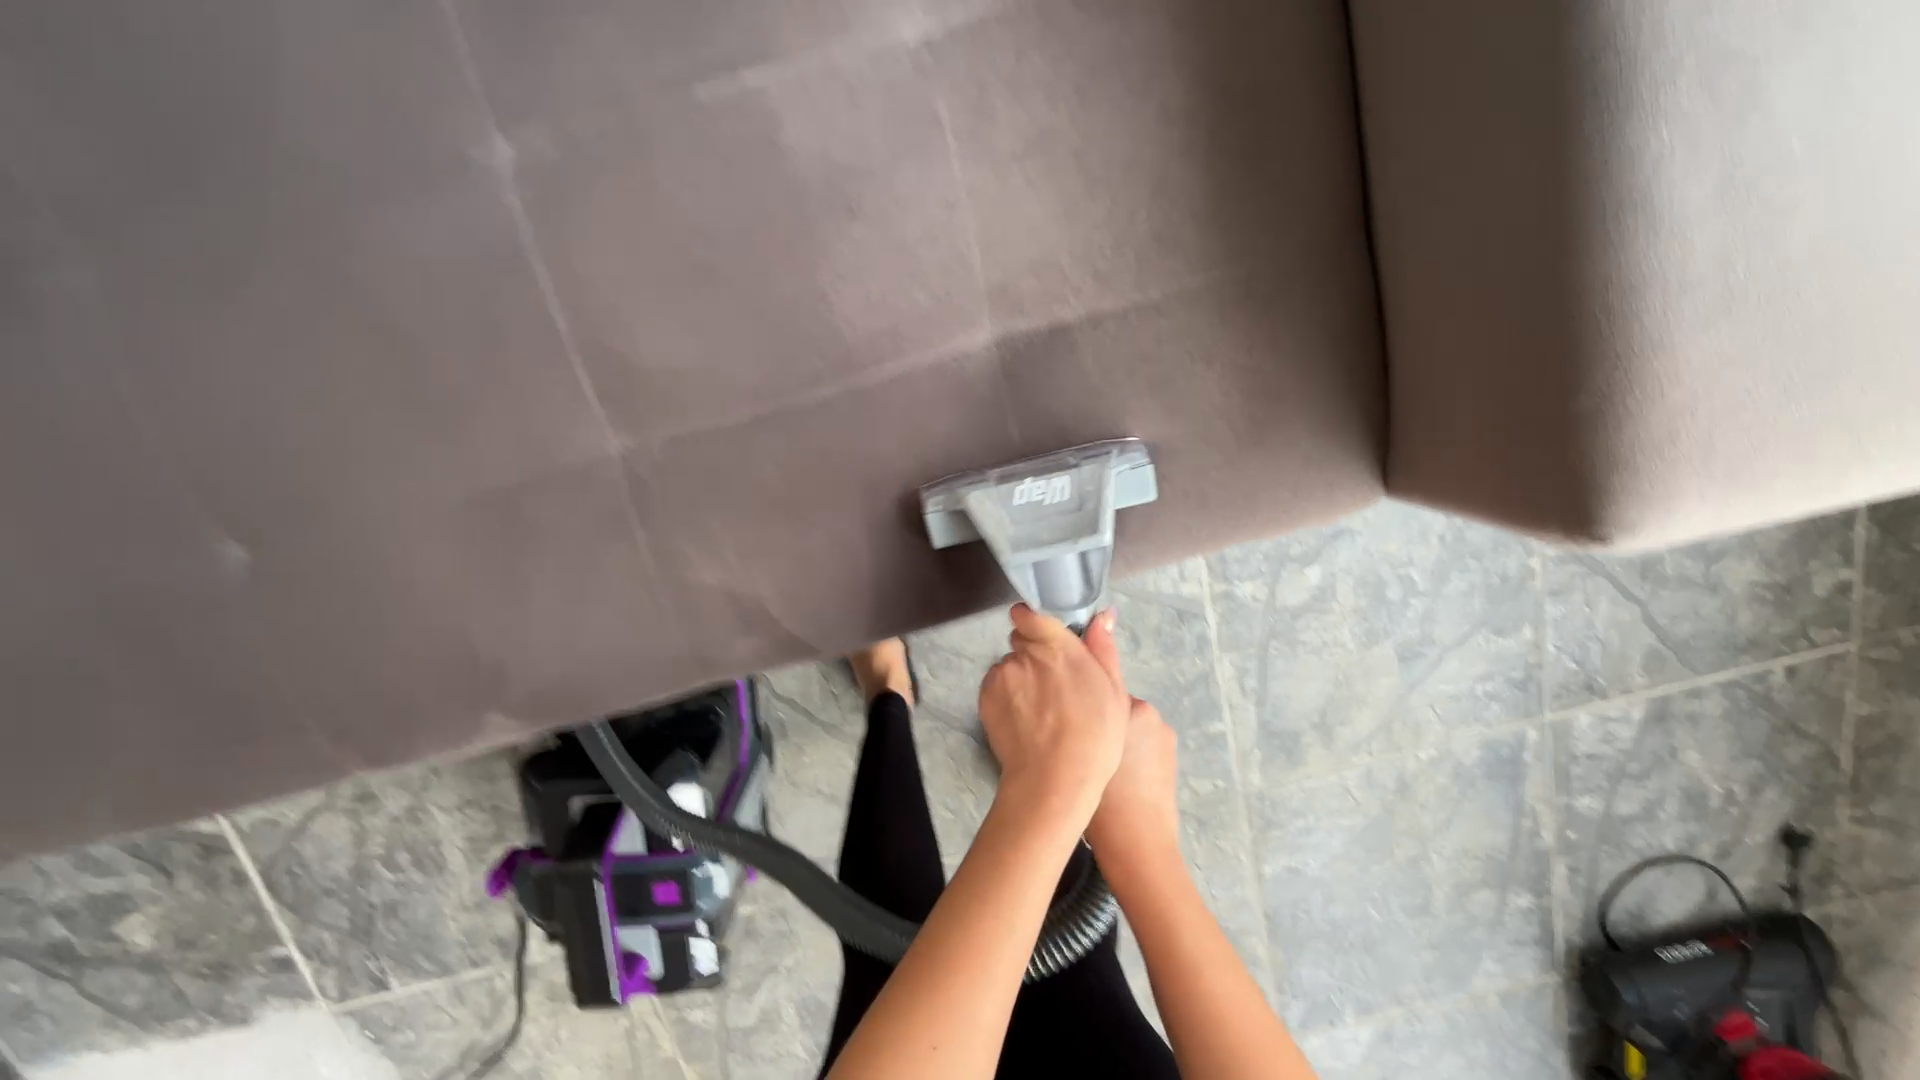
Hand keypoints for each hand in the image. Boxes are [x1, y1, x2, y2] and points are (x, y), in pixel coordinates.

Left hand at [978, 605, 1130, 824]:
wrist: (1055, 779)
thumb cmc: (1095, 737)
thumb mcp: (1113, 690)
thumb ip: (1103, 647)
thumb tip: (1103, 615)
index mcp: (1058, 646)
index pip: (1029, 615)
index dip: (1033, 622)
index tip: (1042, 633)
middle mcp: (1025, 653)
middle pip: (1021, 641)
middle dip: (1034, 654)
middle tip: (1054, 685)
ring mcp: (1002, 675)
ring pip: (1009, 666)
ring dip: (1020, 678)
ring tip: (1041, 711)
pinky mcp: (985, 696)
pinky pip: (995, 687)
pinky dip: (1006, 697)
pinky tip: (1025, 720)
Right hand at [1084, 697, 1181, 876]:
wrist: (1138, 843)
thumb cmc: (1102, 800)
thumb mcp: (1077, 752)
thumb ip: (1078, 722)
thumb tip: (1074, 710)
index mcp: (1129, 707)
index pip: (1097, 689)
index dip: (1081, 705)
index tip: (1067, 724)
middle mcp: (1151, 713)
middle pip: (1114, 707)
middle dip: (1102, 722)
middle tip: (1082, 749)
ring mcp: (1165, 736)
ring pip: (1130, 727)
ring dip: (1117, 739)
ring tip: (1101, 769)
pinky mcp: (1173, 758)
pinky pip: (1145, 745)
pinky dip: (1133, 755)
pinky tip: (1121, 779)